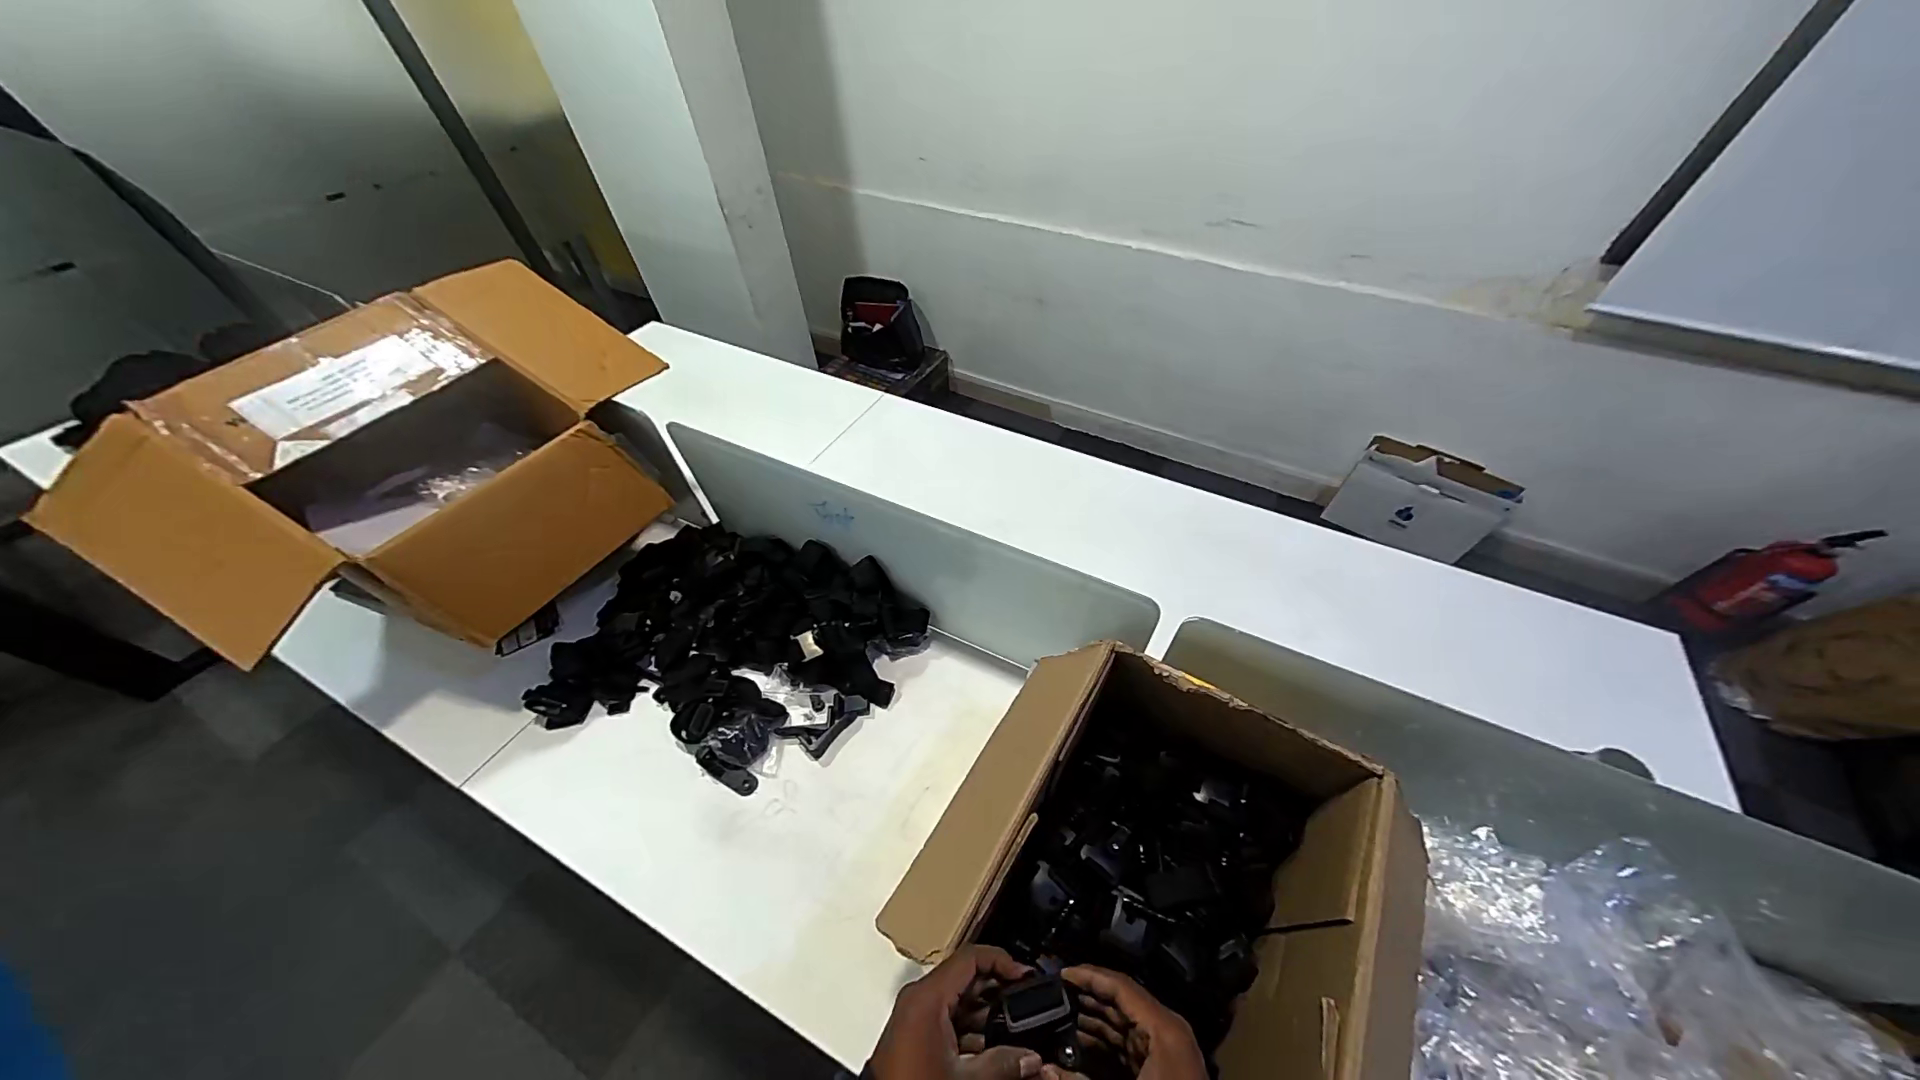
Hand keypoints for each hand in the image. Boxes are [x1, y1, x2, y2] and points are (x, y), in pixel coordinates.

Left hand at [869, 945, 1042, 1078]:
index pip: (970, 957)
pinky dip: (970, 1027)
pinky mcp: (915, 1034)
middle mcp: (919, 999)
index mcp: (927, 997)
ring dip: (986, 1013)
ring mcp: (915, 1016)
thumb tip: (1028, 1058)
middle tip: (1022, 1004)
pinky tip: (989, 1049)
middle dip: (996, 991)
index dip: (1000, 961)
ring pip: (959, 999)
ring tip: (1011, 1031)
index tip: (1022, 975)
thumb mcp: (964, 1078)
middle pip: (965, 977)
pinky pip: (948, 1017)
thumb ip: (1002, 1063)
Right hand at [1045, 965, 1207, 1079]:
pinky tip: (1081, 1040)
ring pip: (1125, 1020)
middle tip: (1057, 992)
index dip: (1090, 976)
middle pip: (1122, 1000)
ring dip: (1094, 1016)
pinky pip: (1130, 1042)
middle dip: (1088, 995)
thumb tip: (1045, 1067)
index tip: (1062, 974)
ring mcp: (1166, 1049)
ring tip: (1063, 1013)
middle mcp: (1167, 1030)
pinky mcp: (1162, 1067)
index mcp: (1164, 1027)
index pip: (1122, 986)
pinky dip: (1106, 1038)